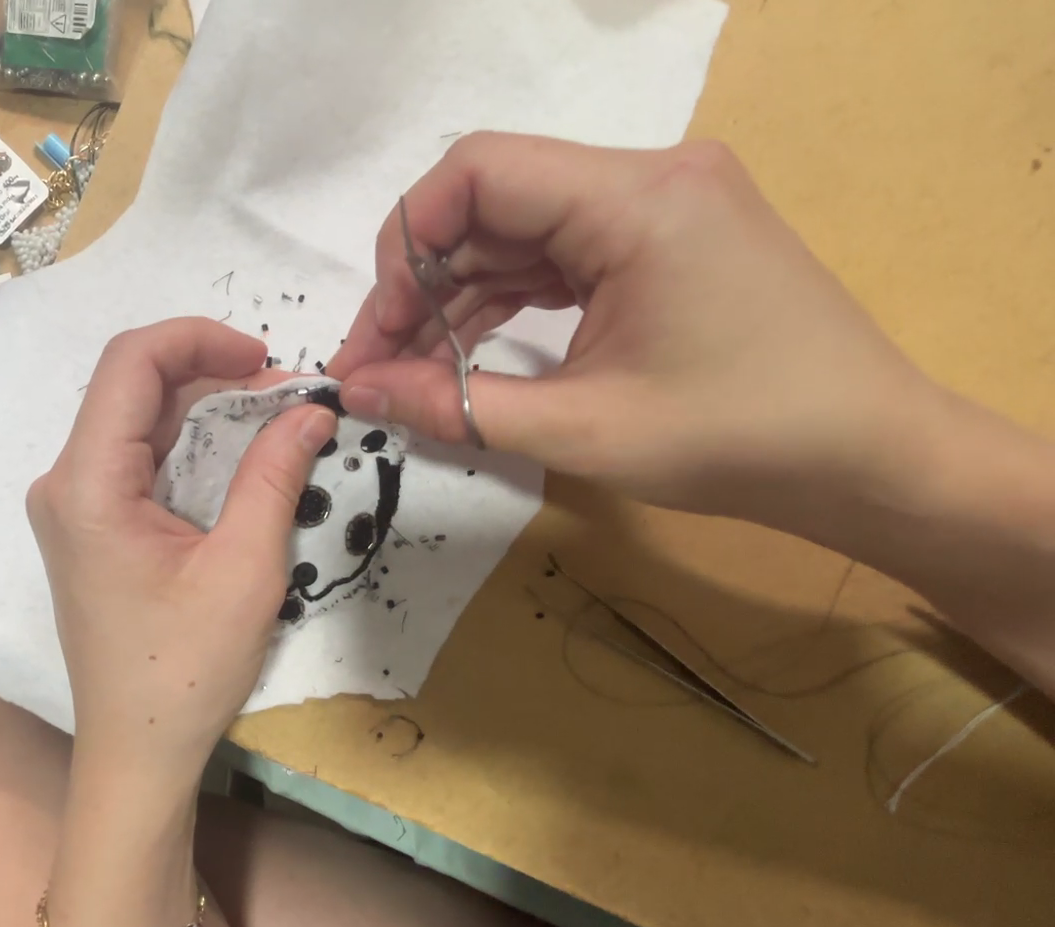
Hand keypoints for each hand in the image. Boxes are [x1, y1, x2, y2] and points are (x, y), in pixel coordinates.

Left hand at [28, 318, 335, 784]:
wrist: (136, 747)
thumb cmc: (186, 670)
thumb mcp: (244, 569)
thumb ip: (274, 476)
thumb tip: (310, 409)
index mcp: (86, 485)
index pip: (130, 364)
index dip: (199, 339)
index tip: (266, 359)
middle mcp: (63, 483)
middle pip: (132, 389)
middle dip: (209, 374)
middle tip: (285, 394)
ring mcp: (70, 506)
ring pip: (135, 423)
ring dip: (201, 410)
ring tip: (273, 419)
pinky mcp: (86, 527)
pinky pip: (134, 462)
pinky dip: (185, 447)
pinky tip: (235, 455)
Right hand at [326, 134, 948, 539]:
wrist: (865, 460)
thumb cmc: (733, 441)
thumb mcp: (575, 430)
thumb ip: (449, 405)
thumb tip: (354, 391)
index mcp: (637, 200)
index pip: (479, 172)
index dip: (406, 244)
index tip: (382, 331)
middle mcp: (642, 183)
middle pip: (484, 208)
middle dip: (414, 288)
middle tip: (372, 369)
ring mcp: (645, 214)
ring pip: (504, 240)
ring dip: (444, 306)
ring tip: (402, 378)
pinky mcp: (644, 249)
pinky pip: (540, 263)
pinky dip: (488, 311)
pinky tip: (456, 360)